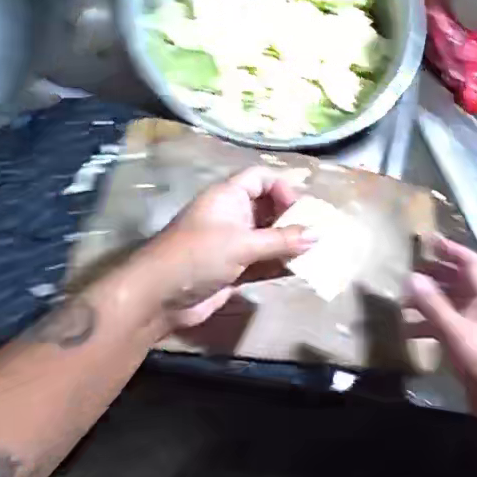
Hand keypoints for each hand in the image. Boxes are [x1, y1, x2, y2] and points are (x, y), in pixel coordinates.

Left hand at [108, 166, 315, 332]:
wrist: (157, 299)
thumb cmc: (198, 257)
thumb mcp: (243, 244)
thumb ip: (282, 240)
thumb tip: (319, 234)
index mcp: (228, 197)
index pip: (260, 178)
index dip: (282, 187)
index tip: (299, 208)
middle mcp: (231, 216)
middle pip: (268, 207)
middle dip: (292, 218)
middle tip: (317, 231)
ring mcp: (232, 243)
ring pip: (269, 237)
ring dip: (290, 244)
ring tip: (316, 252)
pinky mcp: (234, 269)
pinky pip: (264, 261)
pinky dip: (280, 264)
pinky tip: (300, 270)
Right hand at [406, 234, 476, 405]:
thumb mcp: (455, 330)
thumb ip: (433, 304)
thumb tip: (412, 276)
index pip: (470, 261)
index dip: (451, 249)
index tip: (428, 240)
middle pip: (459, 280)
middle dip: (435, 274)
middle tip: (410, 270)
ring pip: (451, 302)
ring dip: (429, 300)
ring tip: (403, 301)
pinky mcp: (471, 342)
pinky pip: (448, 323)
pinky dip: (430, 323)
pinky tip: (408, 331)